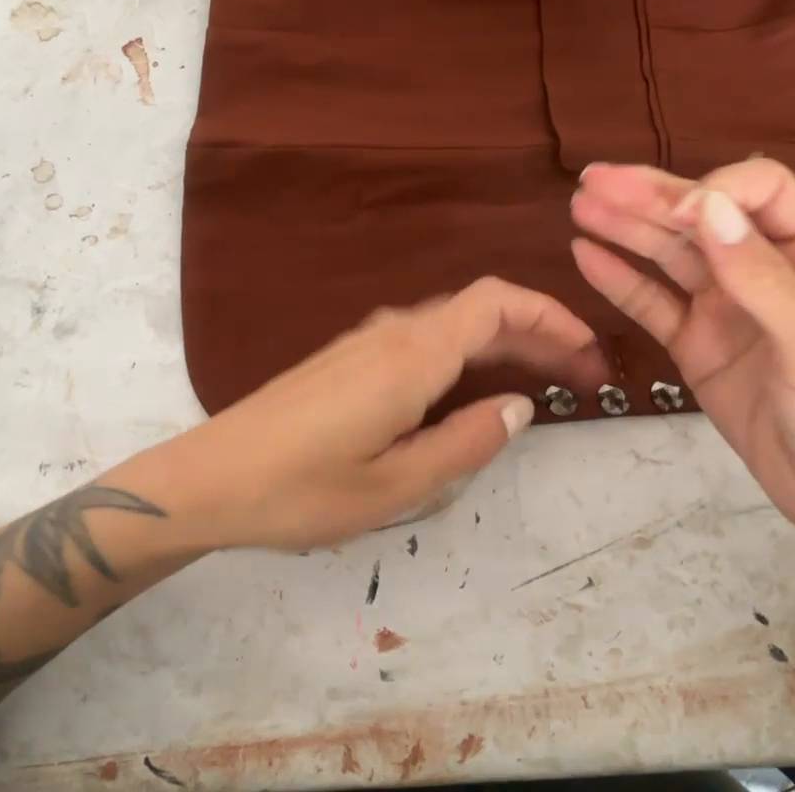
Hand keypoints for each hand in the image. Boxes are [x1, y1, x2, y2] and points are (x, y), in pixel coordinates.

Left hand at [167, 277, 607, 549]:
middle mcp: (390, 334)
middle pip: (478, 309)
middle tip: (581, 376)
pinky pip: (422, 339)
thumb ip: (466, 443)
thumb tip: (522, 406)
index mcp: (410, 357)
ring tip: (541, 380)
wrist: (207, 479)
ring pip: (450, 323)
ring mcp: (363, 342)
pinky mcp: (346, 359)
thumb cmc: (300, 491)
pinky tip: (472, 388)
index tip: (587, 351)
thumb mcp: (395, 486)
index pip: (495, 302)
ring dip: (502, 342)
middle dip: (538, 332)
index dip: (551, 315)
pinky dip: (465, 351)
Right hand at [569, 160, 794, 552]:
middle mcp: (770, 272)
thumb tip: (706, 205)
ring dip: (626, 228)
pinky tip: (586, 255)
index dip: (712, 191)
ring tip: (580, 205)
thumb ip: (764, 278)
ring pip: (671, 257)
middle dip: (650, 196)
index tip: (672, 213)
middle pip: (704, 217)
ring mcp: (729, 312)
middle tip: (593, 180)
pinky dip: (621, 280)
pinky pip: (654, 306)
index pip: (760, 193)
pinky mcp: (699, 349)